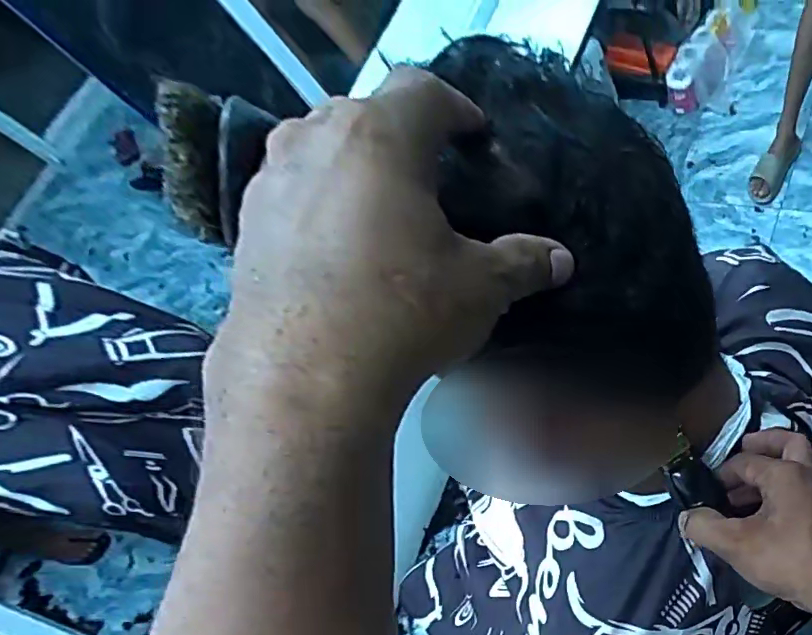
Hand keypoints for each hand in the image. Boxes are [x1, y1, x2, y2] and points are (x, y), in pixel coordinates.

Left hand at [214, 67, 573, 420]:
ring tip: (392, 210)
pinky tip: (351, 248)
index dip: (457, 107)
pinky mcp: (250, 218)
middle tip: (438, 178)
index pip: (422, 90)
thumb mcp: (483, 287)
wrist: (311, 367)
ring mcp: (273, 176)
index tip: (477, 133)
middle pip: (367, 112)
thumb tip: (561, 258)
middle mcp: (317, 139)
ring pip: (324, 147)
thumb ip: (524, 262)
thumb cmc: (407, 309)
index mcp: (380, 140)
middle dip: (406, 135)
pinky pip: (298, 189)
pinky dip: (328, 201)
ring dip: (361, 166)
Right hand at [678, 429, 811, 614]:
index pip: (744, 461)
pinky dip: (774, 493)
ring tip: (736, 496)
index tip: (703, 492)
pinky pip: (793, 491)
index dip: (720, 474)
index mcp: (785, 473)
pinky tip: (753, 517)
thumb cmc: (785, 559)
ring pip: (791, 469)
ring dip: (765, 473)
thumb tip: (687, 517)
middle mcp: (803, 476)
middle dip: (762, 443)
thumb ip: (705, 527)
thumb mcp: (735, 544)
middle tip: (740, 452)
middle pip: (787, 443)